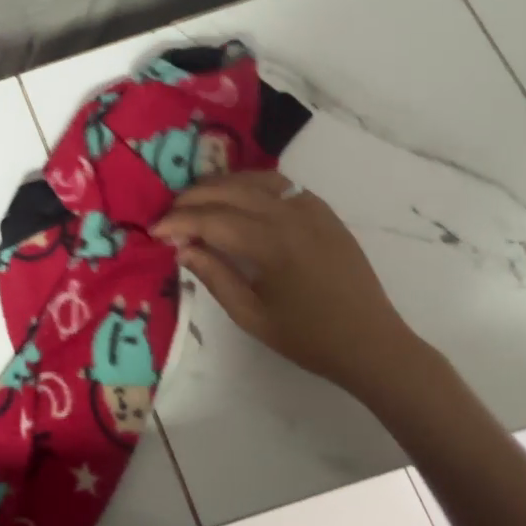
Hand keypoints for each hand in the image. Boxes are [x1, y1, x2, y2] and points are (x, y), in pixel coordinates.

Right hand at [152, 170, 431, 398]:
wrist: (372, 344)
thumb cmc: (308, 338)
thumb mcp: (251, 316)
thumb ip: (215, 277)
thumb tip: (183, 249)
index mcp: (272, 245)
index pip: (212, 220)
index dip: (178, 223)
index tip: (154, 232)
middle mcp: (292, 217)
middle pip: (231, 191)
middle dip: (193, 198)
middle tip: (169, 215)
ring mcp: (313, 211)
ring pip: (256, 180)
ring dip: (222, 185)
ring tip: (197, 201)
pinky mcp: (325, 214)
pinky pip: (283, 185)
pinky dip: (253, 185)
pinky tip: (239, 199)